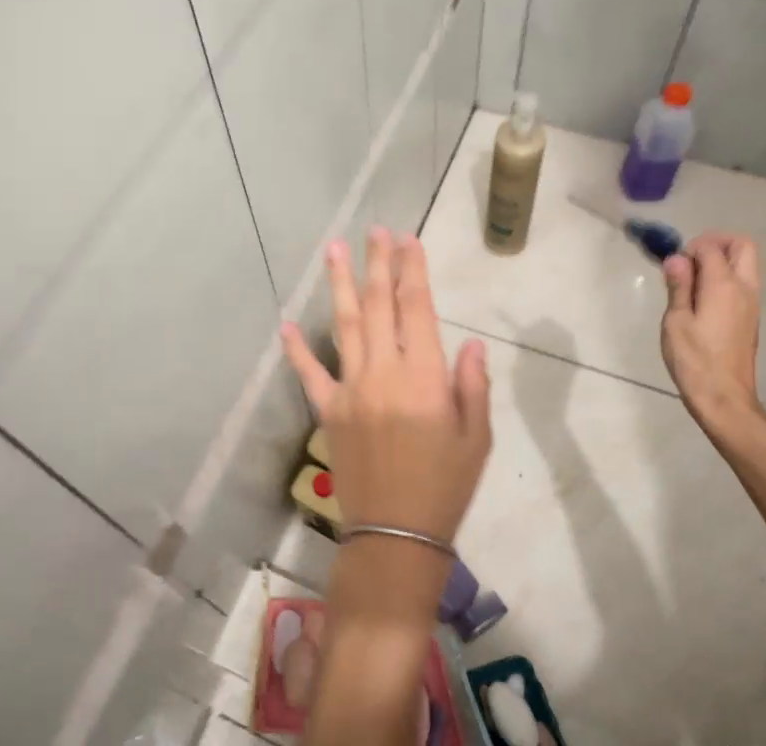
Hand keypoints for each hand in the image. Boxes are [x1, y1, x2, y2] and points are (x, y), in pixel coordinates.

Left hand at [281, 228, 491, 544]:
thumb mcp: (477, 438)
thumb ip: (473, 386)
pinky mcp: (328, 411)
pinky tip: (288, 324)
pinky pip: (309, 374)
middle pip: (378, 306)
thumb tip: (473, 344)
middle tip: (376, 232)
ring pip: (343, 325)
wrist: (396, 534)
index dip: (413, 270)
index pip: (417, 309)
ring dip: (340, 285)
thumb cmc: (446, 486)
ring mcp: (350, 390)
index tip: (409, 240)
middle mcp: (383, 372)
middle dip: (378, 265)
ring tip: (335, 250)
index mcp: (424, 376)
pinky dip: (298, 349)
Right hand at [660, 231, 765, 436]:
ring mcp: (752, 303)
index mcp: (724, 285)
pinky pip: (743, 283)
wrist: (724, 397)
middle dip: (717, 243)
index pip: (711, 248)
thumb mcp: (676, 321)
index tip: (673, 267)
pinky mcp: (751, 317)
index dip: (690, 248)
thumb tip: (677, 258)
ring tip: (692, 282)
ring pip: (746, 264)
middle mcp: (745, 288)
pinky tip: (701, 300)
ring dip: (722, 261)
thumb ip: (679, 286)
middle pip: (742, 245)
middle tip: (691, 260)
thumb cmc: (694, 359)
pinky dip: (725, 279)